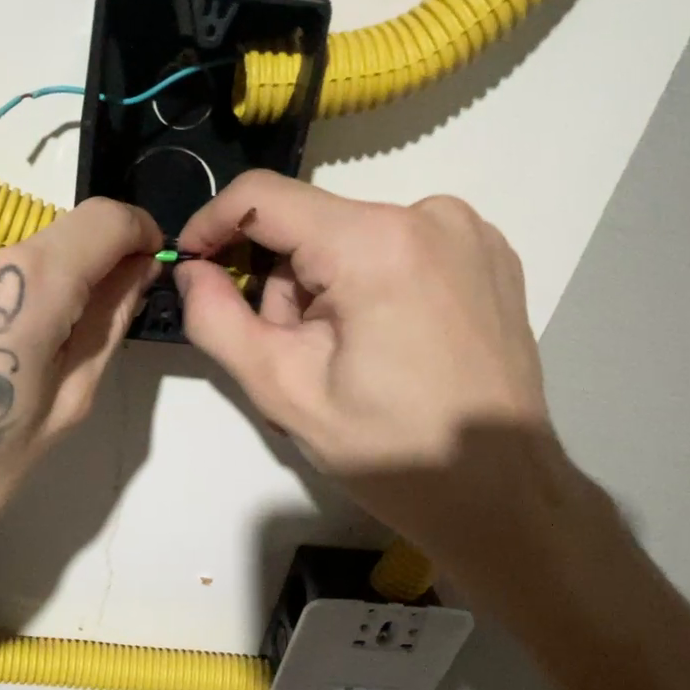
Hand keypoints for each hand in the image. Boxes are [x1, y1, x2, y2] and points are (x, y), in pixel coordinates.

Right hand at [175, 170, 555, 565]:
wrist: (499, 492)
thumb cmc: (389, 449)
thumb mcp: (284, 391)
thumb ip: (218, 321)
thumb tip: (191, 271)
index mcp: (375, 243)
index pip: (262, 198)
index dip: (210, 226)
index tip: (190, 268)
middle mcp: (429, 213)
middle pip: (310, 226)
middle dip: (282, 287)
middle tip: (296, 360)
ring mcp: (468, 231)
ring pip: (352, 239)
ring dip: (326, 291)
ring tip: (347, 363)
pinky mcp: (489, 255)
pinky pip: (398, 250)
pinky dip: (372, 287)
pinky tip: (389, 346)